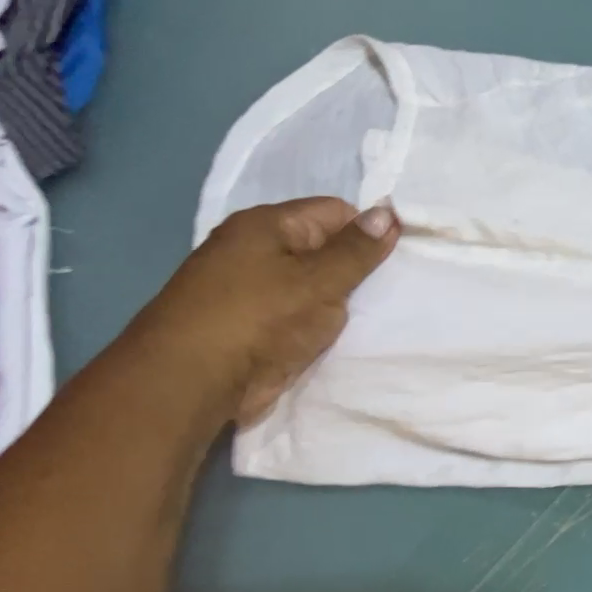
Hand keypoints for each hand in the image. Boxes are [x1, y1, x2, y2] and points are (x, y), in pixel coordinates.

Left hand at [136, 197, 399, 426]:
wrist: (196, 380)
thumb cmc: (259, 319)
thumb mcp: (319, 281)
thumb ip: (357, 250)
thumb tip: (388, 213)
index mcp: (266, 226)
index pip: (336, 212)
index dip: (368, 232)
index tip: (394, 263)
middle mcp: (258, 248)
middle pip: (327, 246)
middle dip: (359, 267)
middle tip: (392, 289)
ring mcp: (255, 285)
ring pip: (318, 280)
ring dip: (344, 297)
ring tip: (374, 312)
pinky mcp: (259, 319)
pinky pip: (305, 308)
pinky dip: (326, 317)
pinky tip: (345, 330)